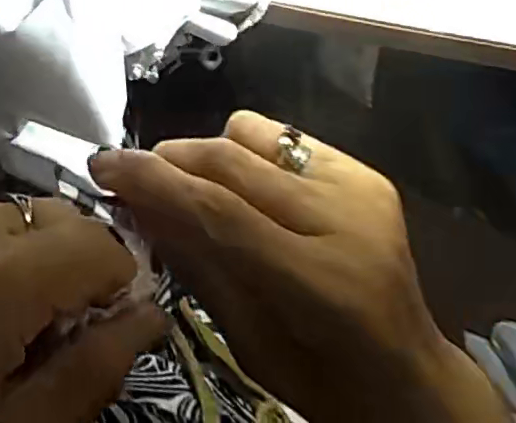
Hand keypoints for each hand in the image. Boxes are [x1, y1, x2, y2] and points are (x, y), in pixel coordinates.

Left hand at [0, 193, 166, 422]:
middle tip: (66, 332)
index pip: (98, 241)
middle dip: (82, 266)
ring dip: (44, 258)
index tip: (117, 321)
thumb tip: (150, 310)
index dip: (122, 280)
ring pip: (29, 214)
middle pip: (64, 217)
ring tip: (21, 323)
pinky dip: (7, 250)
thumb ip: (96, 366)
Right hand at [91, 111, 507, 422]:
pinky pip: (279, 134)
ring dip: (206, 153)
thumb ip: (195, 261)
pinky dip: (246, 151)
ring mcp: (359, 186)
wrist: (412, 377)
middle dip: (168, 159)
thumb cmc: (324, 381)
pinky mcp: (363, 170)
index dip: (152, 181)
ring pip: (248, 134)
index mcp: (321, 283)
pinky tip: (247, 184)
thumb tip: (136, 200)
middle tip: (130, 171)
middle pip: (229, 161)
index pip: (217, 210)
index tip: (103, 164)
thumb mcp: (248, 340)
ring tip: (197, 186)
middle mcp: (345, 219)